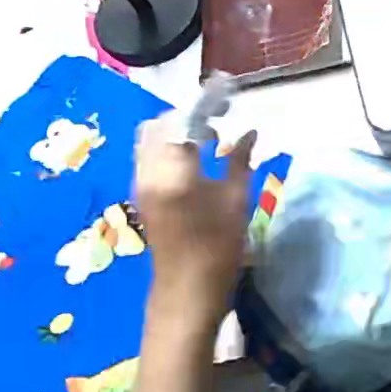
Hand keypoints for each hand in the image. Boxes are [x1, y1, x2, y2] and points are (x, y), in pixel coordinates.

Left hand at [133, 117, 256, 316]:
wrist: (186, 293)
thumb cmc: (218, 250)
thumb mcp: (236, 202)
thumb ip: (240, 161)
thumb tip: (250, 133)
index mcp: (173, 172)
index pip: (182, 121)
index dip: (204, 105)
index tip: (226, 99)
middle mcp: (148, 172)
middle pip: (159, 125)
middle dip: (187, 116)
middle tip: (218, 121)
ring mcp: (140, 184)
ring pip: (151, 140)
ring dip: (177, 132)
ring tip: (211, 139)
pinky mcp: (142, 195)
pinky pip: (150, 157)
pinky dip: (170, 149)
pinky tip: (197, 161)